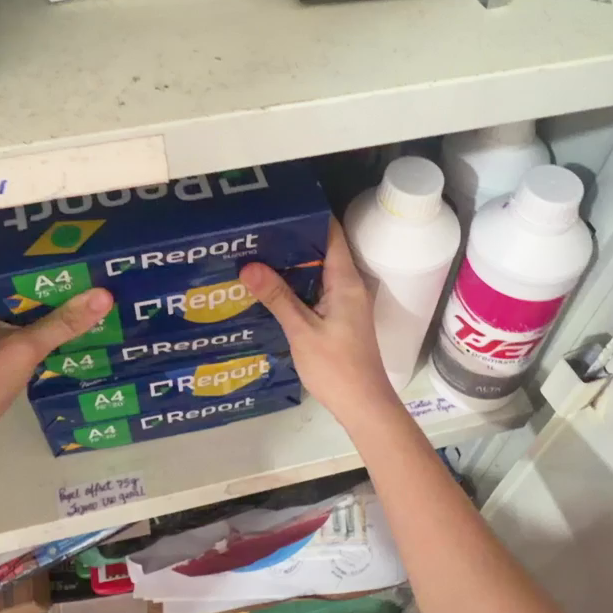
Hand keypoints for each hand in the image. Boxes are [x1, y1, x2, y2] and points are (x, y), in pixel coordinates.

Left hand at [0, 225, 112, 448]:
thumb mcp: (23, 349)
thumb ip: (63, 323)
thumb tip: (103, 294)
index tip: (28, 209)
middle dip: (27, 258)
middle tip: (65, 241)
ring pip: (4, 302)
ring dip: (31, 291)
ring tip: (70, 276)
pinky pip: (9, 326)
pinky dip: (31, 320)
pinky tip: (59, 321)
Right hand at [239, 218, 401, 428]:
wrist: (363, 405)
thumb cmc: (336, 367)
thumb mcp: (301, 330)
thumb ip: (276, 297)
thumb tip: (248, 265)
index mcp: (346, 281)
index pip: (331, 233)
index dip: (308, 216)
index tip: (278, 207)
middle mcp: (350, 286)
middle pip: (322, 250)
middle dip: (292, 239)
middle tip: (257, 231)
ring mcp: (347, 303)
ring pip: (318, 272)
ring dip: (293, 264)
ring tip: (258, 253)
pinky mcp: (341, 319)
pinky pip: (318, 290)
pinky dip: (297, 285)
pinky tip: (273, 288)